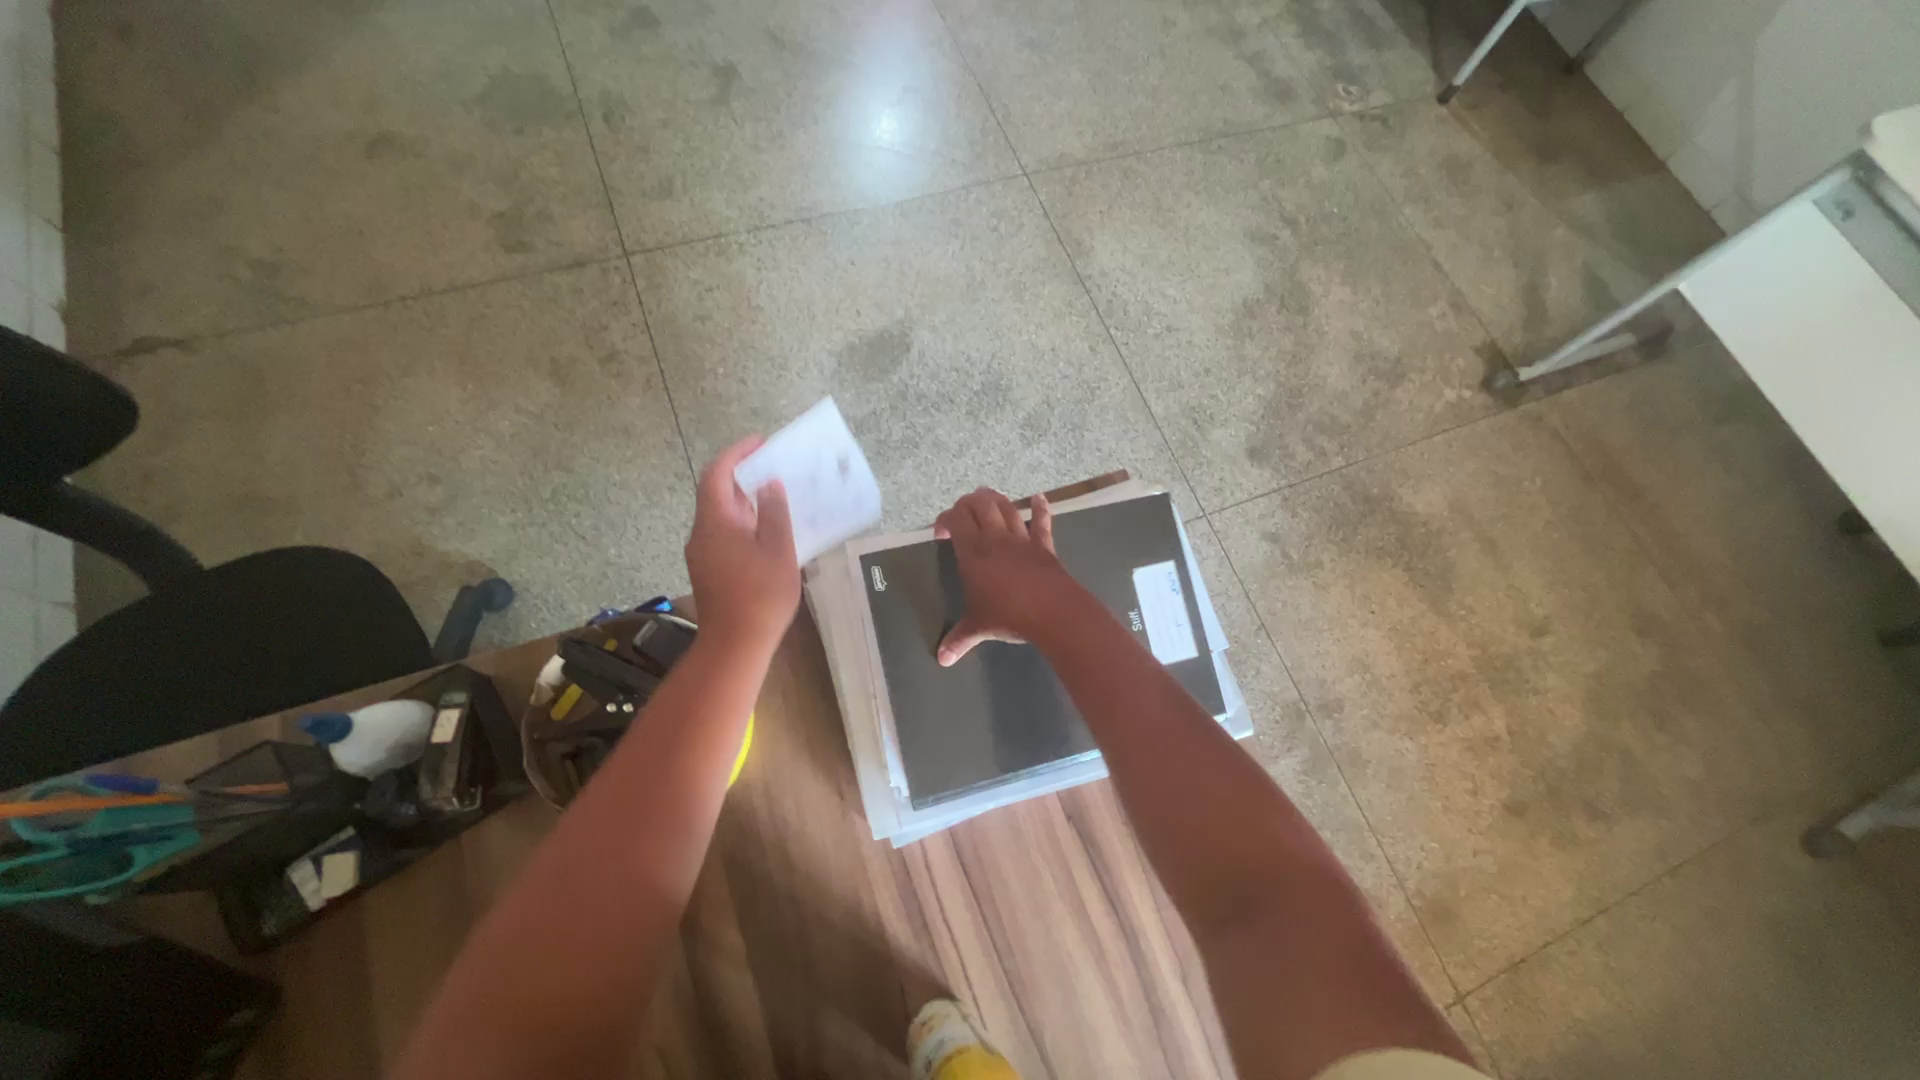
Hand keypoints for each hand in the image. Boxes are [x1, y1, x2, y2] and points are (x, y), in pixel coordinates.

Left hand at [685, 437, 800, 651]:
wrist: (735, 644)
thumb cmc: (761, 595)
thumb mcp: (778, 550)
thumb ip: (774, 512)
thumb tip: (769, 484)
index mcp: (715, 522)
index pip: (717, 474)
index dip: (736, 454)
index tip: (760, 443)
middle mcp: (701, 533)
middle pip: (716, 494)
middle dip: (742, 477)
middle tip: (772, 468)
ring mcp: (702, 554)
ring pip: (720, 516)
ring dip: (743, 502)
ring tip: (774, 498)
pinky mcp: (708, 571)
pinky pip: (723, 535)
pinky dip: (742, 523)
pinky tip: (765, 533)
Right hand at [933, 488, 1078, 665]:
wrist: (1054, 613)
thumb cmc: (1009, 616)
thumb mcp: (978, 627)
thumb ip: (958, 639)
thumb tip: (941, 659)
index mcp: (974, 552)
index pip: (956, 519)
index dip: (945, 519)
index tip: (940, 534)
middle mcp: (996, 539)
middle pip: (980, 504)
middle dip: (967, 502)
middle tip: (961, 513)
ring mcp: (1022, 539)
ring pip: (1006, 507)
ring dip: (995, 499)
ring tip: (986, 498)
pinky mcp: (1044, 546)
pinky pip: (1041, 522)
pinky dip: (1040, 508)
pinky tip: (1039, 498)